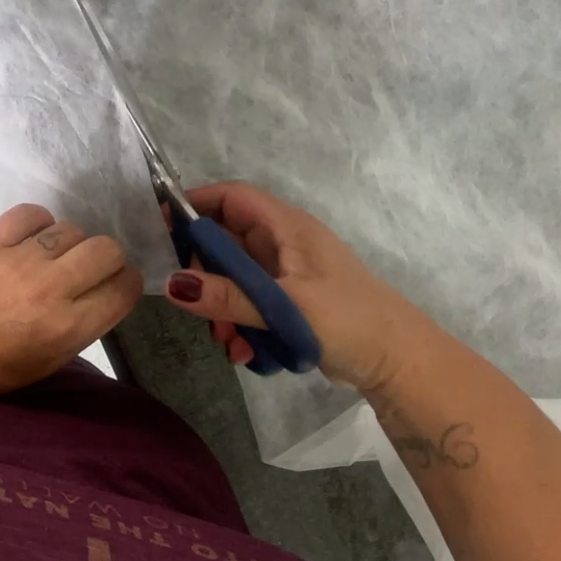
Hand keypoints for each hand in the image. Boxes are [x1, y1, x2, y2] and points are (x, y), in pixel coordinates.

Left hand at [0, 205, 140, 397]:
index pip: (125, 287)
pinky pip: (30, 213)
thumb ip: (88, 322)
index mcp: (69, 326)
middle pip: (107, 250)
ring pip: (71, 229)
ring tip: (53, 258)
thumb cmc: (0, 364)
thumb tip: (108, 287)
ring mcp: (20, 261)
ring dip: (70, 243)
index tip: (114, 286)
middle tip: (87, 270)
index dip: (126, 284)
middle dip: (106, 260)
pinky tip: (32, 239)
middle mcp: (50, 289)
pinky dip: (37, 222)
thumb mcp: (56, 358)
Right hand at [162, 182, 439, 389]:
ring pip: (229, 278)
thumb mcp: (284, 308)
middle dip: (202, 275)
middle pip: (222, 242)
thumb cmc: (350, 321)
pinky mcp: (285, 301)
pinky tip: (244, 351)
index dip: (193, 204)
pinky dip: (238, 325)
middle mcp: (281, 245)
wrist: (400, 363)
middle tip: (195, 304)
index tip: (159, 228)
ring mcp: (283, 274)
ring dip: (219, 309)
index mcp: (286, 229)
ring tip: (227, 340)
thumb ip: (226, 296)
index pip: (230, 197)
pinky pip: (245, 304)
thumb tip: (172, 284)